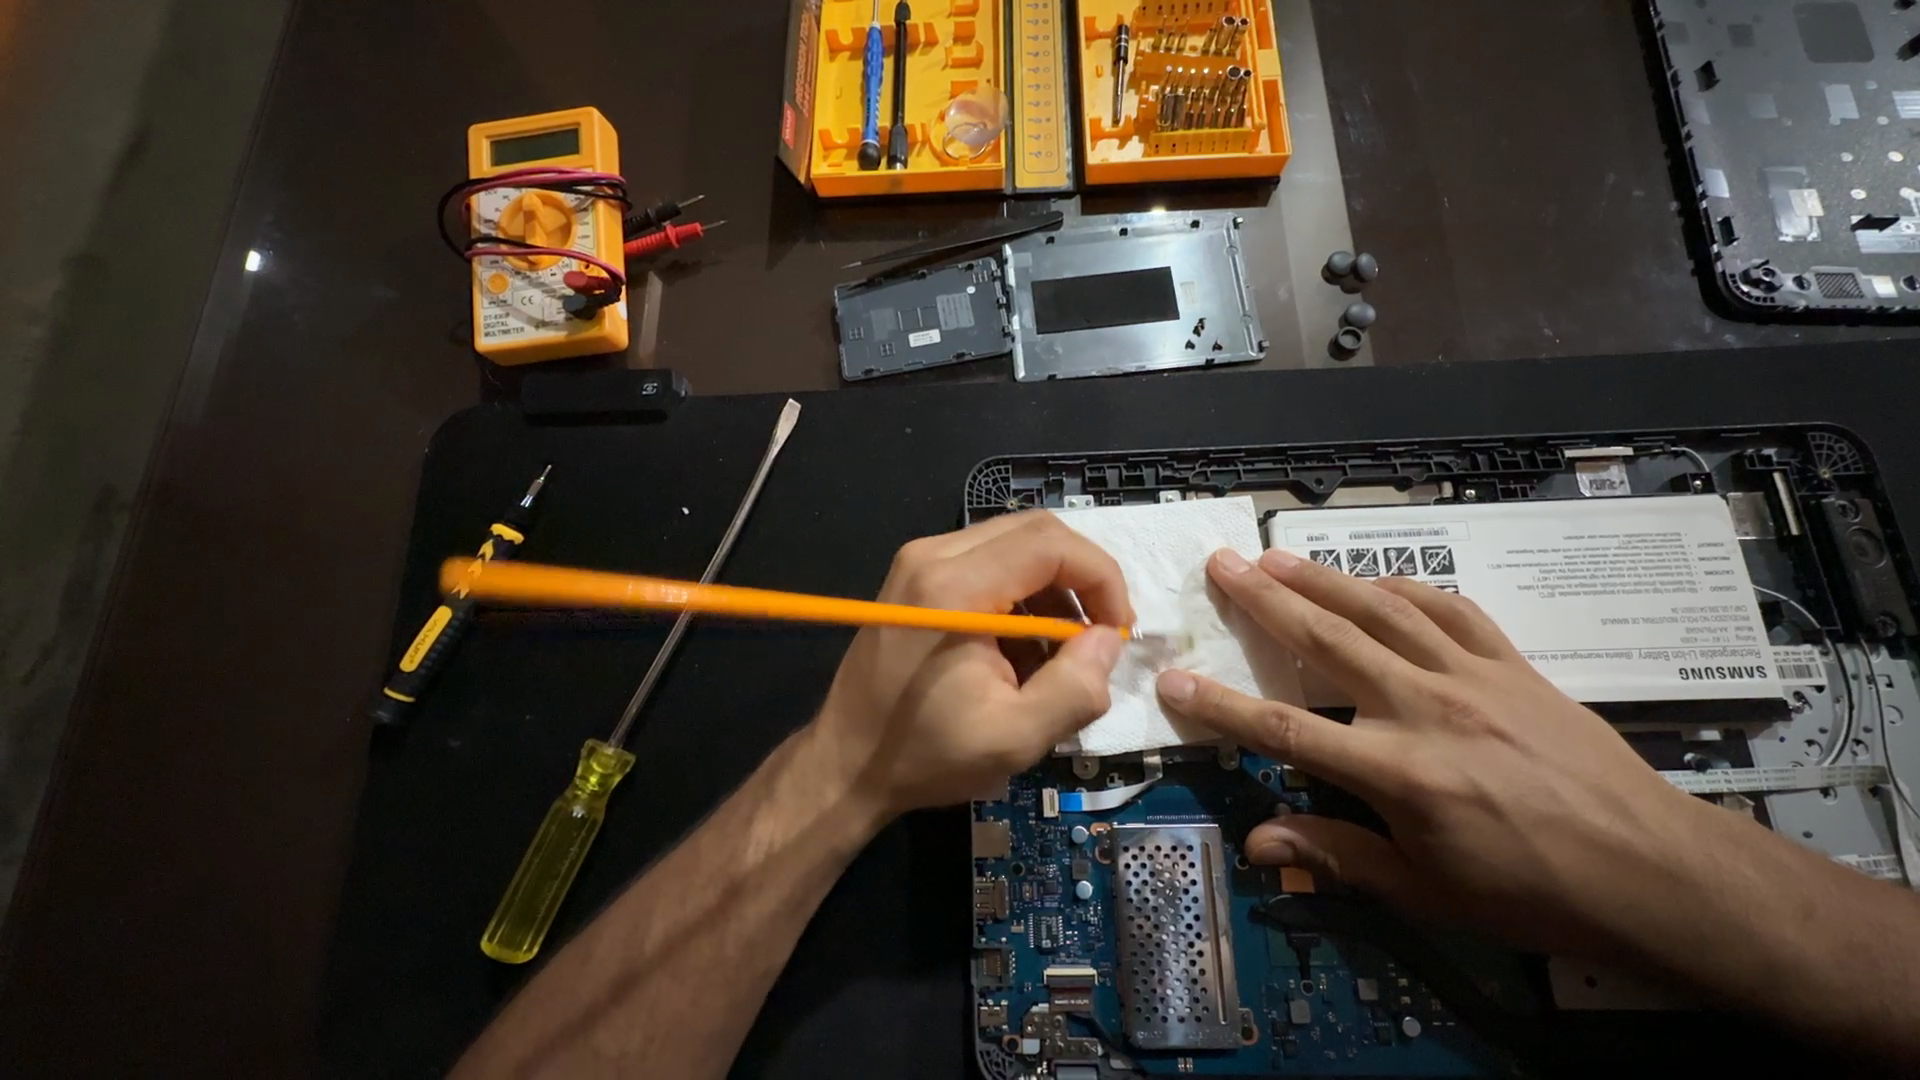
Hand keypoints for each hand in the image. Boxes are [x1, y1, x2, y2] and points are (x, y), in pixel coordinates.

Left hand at [812, 512, 1133, 815]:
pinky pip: (987, 562)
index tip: (1116, 631)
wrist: (846, 763)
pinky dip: (1020, 596)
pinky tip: (1020, 651)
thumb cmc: (925, 755)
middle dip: (1080, 581)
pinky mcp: (916, 576)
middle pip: (1035, 532)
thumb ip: (1076, 688)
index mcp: (953, 587)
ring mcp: (919, 561)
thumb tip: (1107, 640)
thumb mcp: (1015, 738)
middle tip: (1095, 638)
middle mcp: (932, 555)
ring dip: (1051, 592)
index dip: (1101, 578)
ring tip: (1057, 656)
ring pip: (1014, 544)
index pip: (1050, 543)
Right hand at [1156, 547, 1719, 959]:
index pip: (1286, 730)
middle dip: (1265, 599)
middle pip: (1327, 641)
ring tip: (1277, 555)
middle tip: (1223, 563)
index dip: (1221, 707)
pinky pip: (1452, 610)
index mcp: (1398, 773)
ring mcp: (1472, 678)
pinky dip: (1406, 588)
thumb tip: (1259, 841)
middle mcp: (1426, 709)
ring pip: (1382, 610)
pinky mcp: (1512, 665)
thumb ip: (1336, 855)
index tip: (1175, 680)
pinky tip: (1377, 581)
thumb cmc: (1531, 891)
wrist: (1655, 873)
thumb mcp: (1426, 891)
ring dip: (1323, 578)